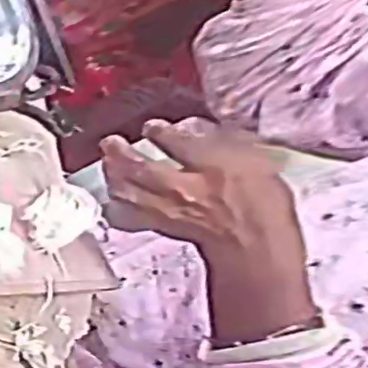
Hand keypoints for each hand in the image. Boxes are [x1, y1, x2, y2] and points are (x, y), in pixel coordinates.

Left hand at [99, 119, 300, 253]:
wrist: (251, 240)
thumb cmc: (261, 200)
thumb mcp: (257, 163)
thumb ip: (225, 145)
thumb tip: (194, 129)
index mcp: (216, 170)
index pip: (181, 146)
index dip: (162, 133)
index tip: (151, 126)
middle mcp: (183, 189)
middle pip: (140, 169)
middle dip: (119, 153)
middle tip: (109, 142)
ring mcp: (163, 209)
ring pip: (125, 189)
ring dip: (111, 175)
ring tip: (106, 163)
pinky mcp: (153, 224)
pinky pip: (123, 213)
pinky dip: (114, 202)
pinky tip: (110, 195)